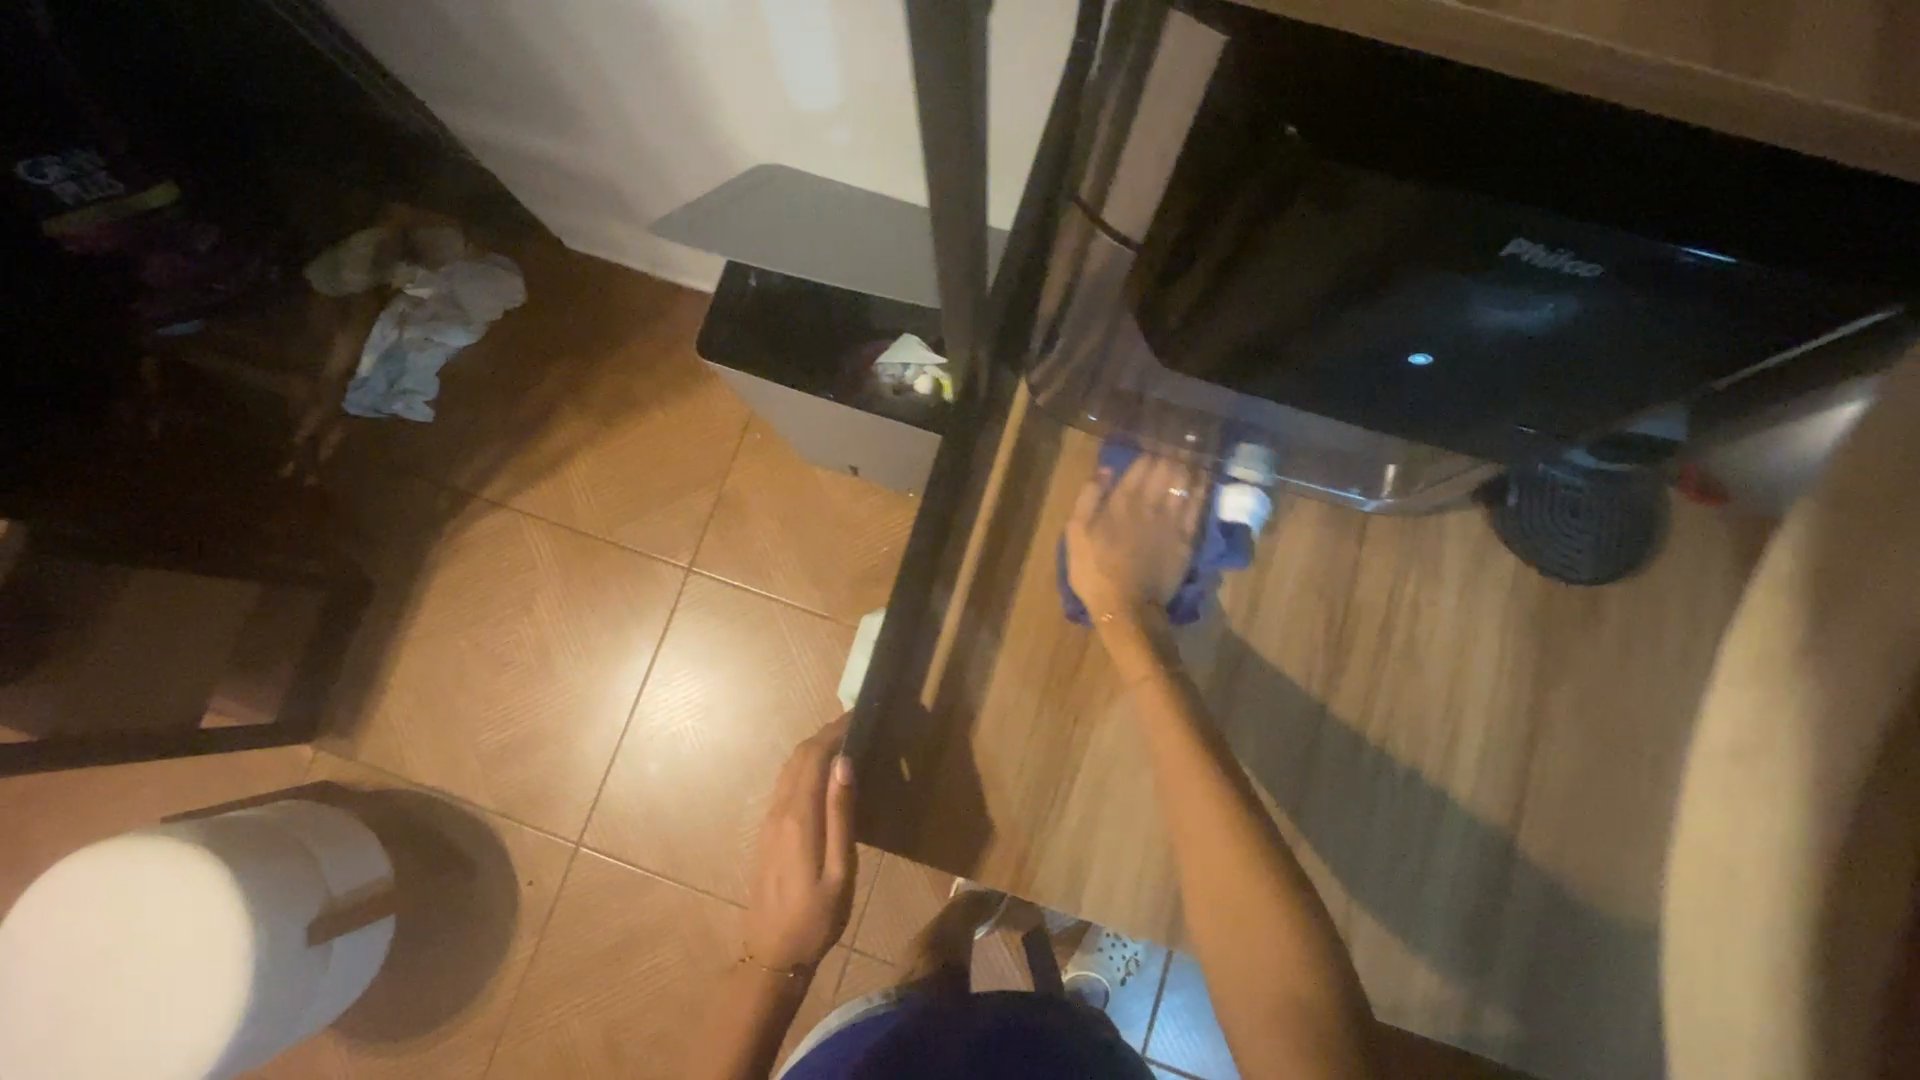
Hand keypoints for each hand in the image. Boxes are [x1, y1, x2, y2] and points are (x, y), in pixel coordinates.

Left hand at [743, 715, 856, 973]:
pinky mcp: (768, 831)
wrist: (772, 954)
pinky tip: (825, 774)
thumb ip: (841, 816)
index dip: (834, 730)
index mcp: (799, 817)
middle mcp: (779, 810)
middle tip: (858, 723)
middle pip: (799, 756)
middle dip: (826, 733)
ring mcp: (770, 820)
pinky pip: (786, 784)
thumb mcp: (840, 872)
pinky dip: (806, 766)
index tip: (859, 714)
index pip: (814, 756)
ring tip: (846, 741)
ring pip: (790, 768)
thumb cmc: (816, 918)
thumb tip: (845, 764)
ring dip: (815, 748)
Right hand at [1064, 452, 1205, 626]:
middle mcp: (1149, 504)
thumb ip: (1089, 498)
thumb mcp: (1075, 533)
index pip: (1139, 466)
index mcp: (1120, 501)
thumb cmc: (1094, 571)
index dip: (1148, 452)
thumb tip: (1105, 470)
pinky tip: (1204, 478)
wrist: (1126, 607)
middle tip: (1175, 443)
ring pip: (1184, 483)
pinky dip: (1201, 488)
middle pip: (1165, 470)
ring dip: (1187, 465)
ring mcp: (1171, 521)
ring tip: (1190, 454)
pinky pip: (1197, 506)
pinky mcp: (1186, 538)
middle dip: (1170, 454)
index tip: (1152, 442)